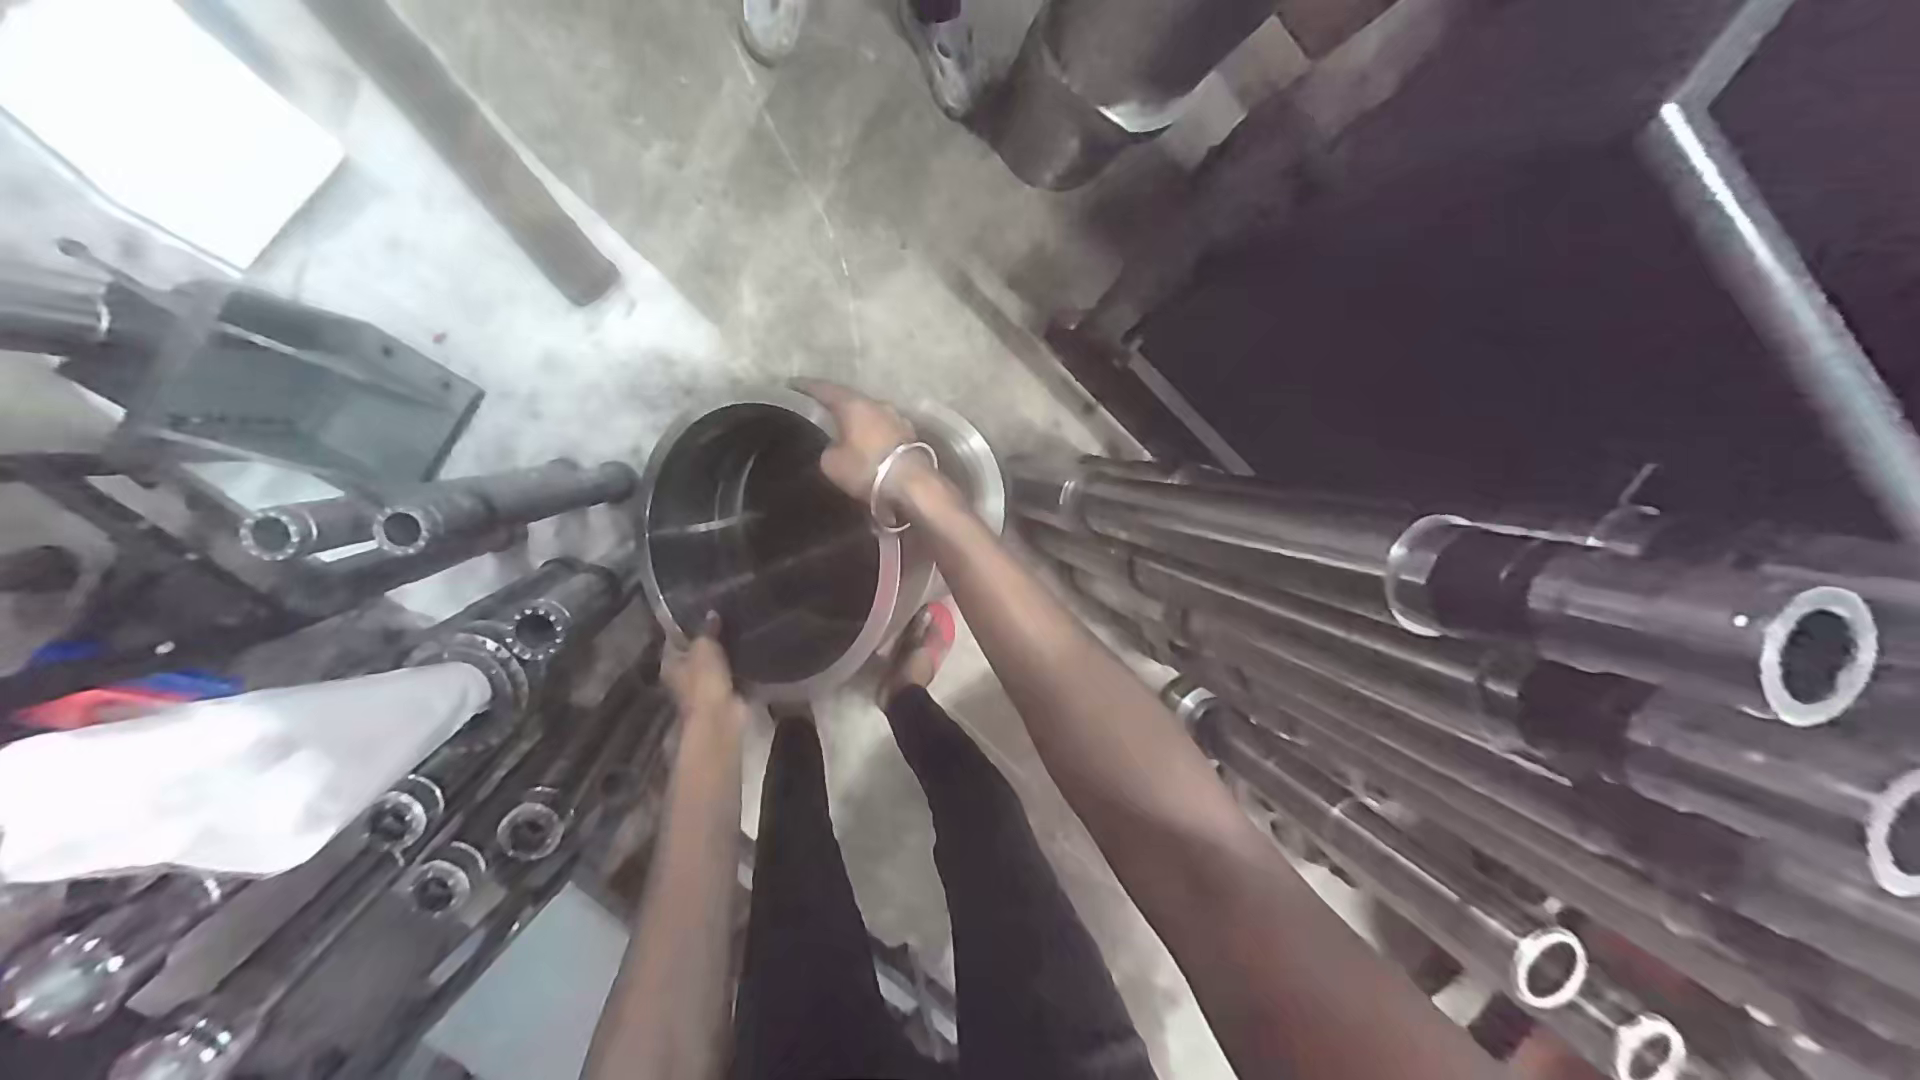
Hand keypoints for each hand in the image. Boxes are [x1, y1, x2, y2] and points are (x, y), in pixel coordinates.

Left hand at [661, 613, 737, 718]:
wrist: (721, 715)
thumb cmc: (703, 679)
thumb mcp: (704, 647)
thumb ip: (707, 629)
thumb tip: (711, 613)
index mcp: (669, 662)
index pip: (674, 637)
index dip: (686, 623)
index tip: (703, 607)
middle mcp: (682, 675)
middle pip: (694, 651)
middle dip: (709, 637)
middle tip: (726, 616)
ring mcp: (702, 686)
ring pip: (713, 662)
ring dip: (724, 652)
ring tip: (740, 629)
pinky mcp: (722, 693)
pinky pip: (729, 673)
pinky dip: (737, 665)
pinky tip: (748, 650)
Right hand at [790, 378, 935, 510]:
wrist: (913, 484)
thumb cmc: (868, 469)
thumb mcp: (833, 464)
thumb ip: (828, 449)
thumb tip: (835, 447)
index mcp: (853, 404)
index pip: (825, 389)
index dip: (807, 387)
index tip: (794, 385)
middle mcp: (877, 403)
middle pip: (851, 400)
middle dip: (837, 405)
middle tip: (822, 411)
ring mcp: (898, 417)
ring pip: (871, 414)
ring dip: (859, 421)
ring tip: (847, 430)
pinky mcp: (911, 434)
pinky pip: (885, 429)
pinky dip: (874, 434)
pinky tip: (869, 444)